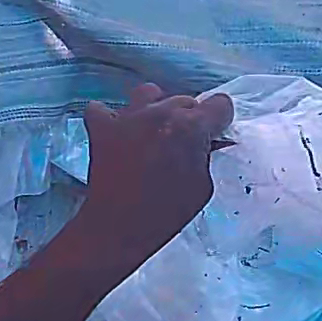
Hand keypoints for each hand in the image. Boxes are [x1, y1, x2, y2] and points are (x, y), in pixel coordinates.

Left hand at [71, 83, 233, 273]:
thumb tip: (205, 144)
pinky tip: (114, 135)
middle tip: (180, 146)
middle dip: (187, 120)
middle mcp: (161, 113)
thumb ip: (205, 156)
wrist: (119, 227)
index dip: (218, 121)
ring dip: (153, 108)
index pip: (219, 104)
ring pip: (148, 93)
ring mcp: (129, 117)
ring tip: (150, 132)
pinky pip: (101, 109)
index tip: (213, 136)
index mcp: (192, 126)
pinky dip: (108, 119)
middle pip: (184, 100)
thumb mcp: (203, 186)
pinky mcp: (101, 128)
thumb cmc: (167, 213)